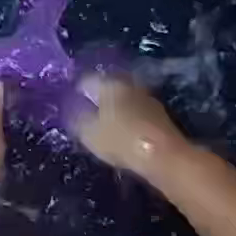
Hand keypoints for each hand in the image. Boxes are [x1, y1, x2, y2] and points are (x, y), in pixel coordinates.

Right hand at [69, 75, 189, 175]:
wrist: (165, 155)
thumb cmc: (121, 140)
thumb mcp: (89, 133)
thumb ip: (77, 117)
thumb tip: (71, 107)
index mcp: (109, 83)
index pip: (86, 80)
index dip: (75, 92)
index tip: (70, 105)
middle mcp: (128, 83)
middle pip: (107, 85)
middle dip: (96, 96)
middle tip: (86, 112)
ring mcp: (146, 95)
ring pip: (123, 96)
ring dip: (114, 105)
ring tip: (104, 122)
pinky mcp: (159, 111)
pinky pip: (136, 108)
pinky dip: (128, 114)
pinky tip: (124, 128)